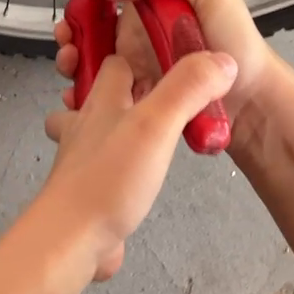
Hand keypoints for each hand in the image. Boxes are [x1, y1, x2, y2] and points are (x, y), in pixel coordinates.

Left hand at [37, 50, 236, 280]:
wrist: (71, 238)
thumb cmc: (109, 176)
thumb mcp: (156, 125)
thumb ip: (187, 89)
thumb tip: (222, 59)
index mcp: (102, 100)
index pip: (115, 62)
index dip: (138, 55)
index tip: (167, 57)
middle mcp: (86, 124)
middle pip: (100, 94)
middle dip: (123, 91)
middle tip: (159, 98)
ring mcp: (83, 159)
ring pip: (97, 131)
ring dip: (118, 128)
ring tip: (153, 135)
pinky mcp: (86, 191)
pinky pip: (101, 169)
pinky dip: (117, 166)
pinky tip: (141, 178)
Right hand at [54, 0, 277, 111]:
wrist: (247, 100)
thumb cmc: (233, 38)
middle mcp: (136, 22)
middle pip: (88, 14)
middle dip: (70, 19)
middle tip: (68, 32)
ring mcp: (130, 58)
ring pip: (84, 50)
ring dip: (69, 52)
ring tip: (71, 62)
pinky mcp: (128, 90)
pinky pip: (94, 86)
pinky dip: (78, 87)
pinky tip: (78, 92)